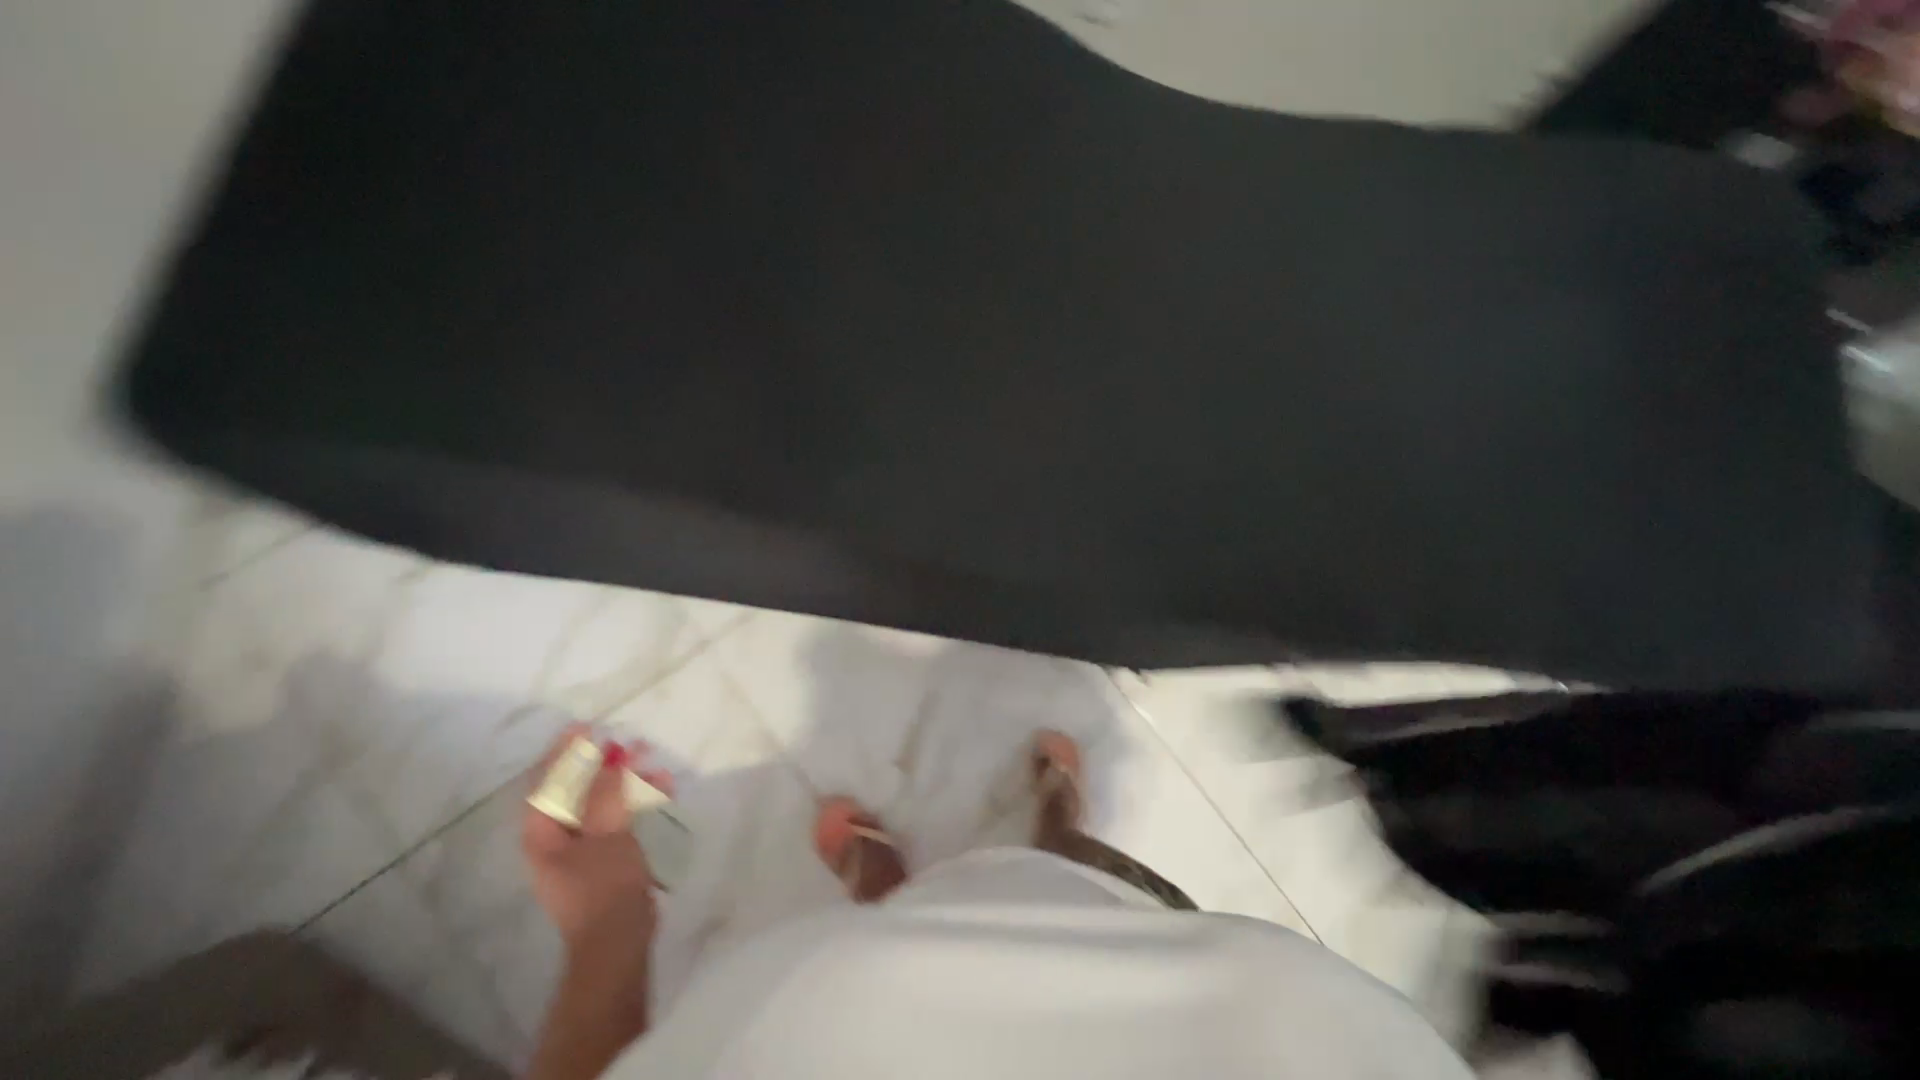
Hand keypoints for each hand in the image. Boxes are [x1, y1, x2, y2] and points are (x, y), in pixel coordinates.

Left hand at [521, 725, 674, 957]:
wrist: (618, 943)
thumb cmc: (604, 888)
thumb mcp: (607, 834)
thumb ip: (609, 794)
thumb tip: (613, 760)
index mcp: (542, 833)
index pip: (547, 782)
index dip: (563, 753)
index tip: (585, 727)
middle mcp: (556, 838)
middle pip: (575, 789)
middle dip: (603, 764)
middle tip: (629, 743)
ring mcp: (582, 849)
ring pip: (601, 801)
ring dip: (625, 779)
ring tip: (653, 760)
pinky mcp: (606, 858)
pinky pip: (618, 818)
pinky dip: (636, 801)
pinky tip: (662, 788)